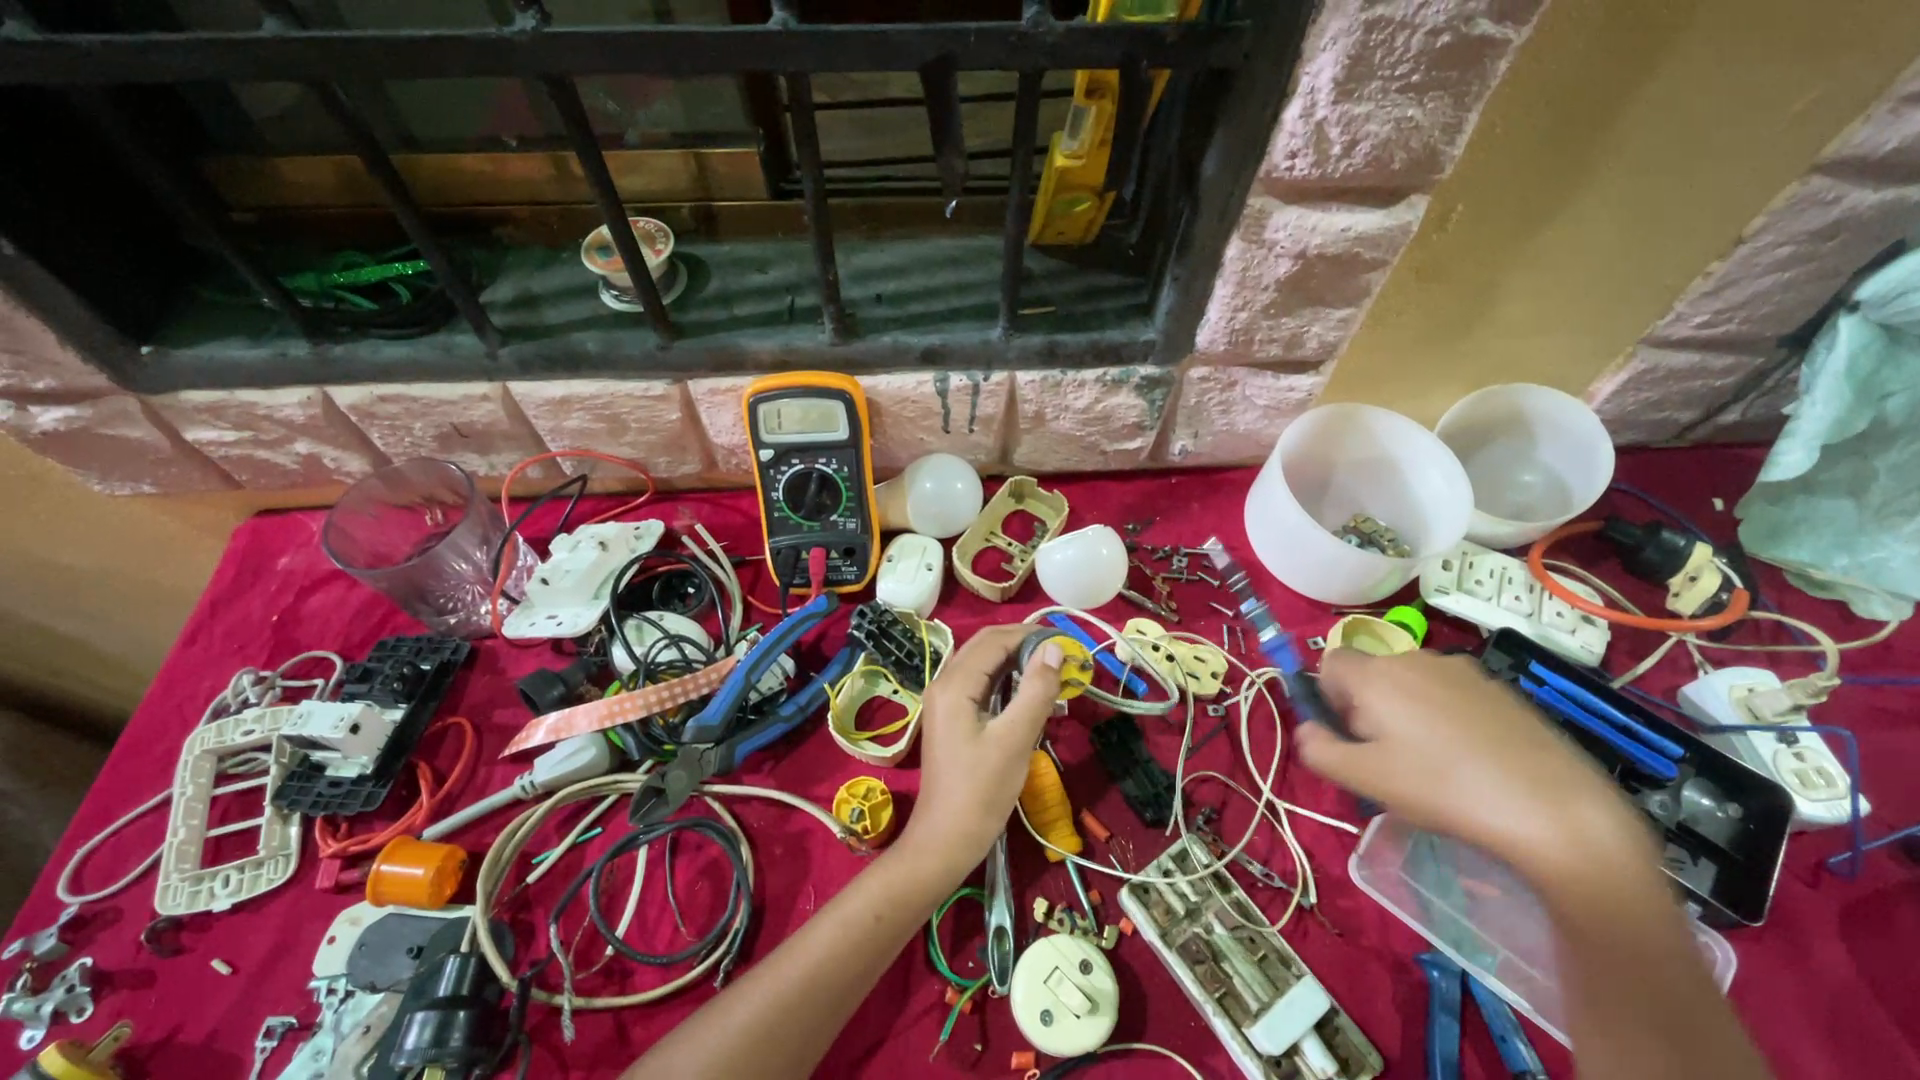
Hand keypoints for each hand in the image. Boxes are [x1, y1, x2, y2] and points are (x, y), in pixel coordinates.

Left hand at [897, 624, 1062, 880]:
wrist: (945, 840)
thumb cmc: (981, 792)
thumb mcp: (1015, 739)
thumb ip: (1036, 690)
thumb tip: (1054, 649)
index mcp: (954, 684)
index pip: (995, 640)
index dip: (1031, 634)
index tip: (1068, 642)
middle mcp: (944, 684)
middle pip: (985, 646)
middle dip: (1023, 642)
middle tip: (1062, 652)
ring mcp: (945, 702)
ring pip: (982, 664)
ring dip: (1015, 660)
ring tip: (1052, 668)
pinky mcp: (951, 718)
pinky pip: (979, 685)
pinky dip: (1005, 680)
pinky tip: (1028, 691)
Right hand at [1298, 649, 1653, 879]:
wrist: (1554, 806)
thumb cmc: (1442, 789)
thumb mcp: (1364, 779)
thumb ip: (1319, 749)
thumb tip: (1307, 729)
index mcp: (1376, 674)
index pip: (1329, 662)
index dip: (1328, 698)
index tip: (1351, 738)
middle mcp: (1417, 658)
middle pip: (1372, 674)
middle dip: (1369, 709)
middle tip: (1390, 760)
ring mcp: (1465, 671)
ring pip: (1413, 684)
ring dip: (1408, 713)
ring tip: (1434, 765)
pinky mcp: (1502, 689)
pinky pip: (1452, 695)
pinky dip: (1447, 719)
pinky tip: (1471, 761)